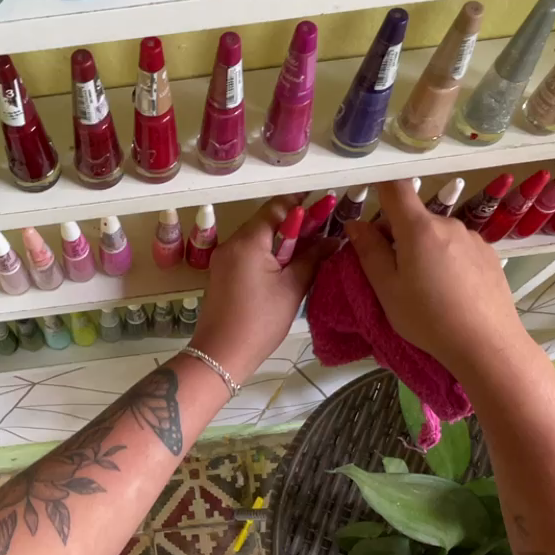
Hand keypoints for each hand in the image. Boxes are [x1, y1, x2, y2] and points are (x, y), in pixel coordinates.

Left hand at [192, 197, 335, 384]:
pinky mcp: (222, 273)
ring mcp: (223, 258)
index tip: (324, 200)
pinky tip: (288, 262)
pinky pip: (249, 253)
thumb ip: (313, 258)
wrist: (220, 354)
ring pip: (258, 238)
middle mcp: (232, 243)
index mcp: (248, 242)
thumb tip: (333, 239)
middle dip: (296, 222)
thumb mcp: (292, 289)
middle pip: (266, 221)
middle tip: (324, 224)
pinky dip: (269, 252)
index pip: (277, 208)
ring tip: (312, 245)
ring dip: (283, 238)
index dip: (302, 203)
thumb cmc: (260, 322)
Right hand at [345, 179, 529, 375]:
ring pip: (436, 235)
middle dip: (397, 236)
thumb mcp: (387, 290)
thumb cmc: (428, 318)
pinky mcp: (489, 255)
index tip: (369, 206)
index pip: (395, 189)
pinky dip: (445, 260)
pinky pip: (456, 248)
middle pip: (414, 218)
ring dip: (422, 250)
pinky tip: (449, 291)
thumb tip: (355, 224)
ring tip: (423, 288)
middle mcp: (448, 224)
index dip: (379, 190)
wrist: (486, 344)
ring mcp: (473, 238)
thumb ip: (369, 252)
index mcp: (419, 229)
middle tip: (390, 274)